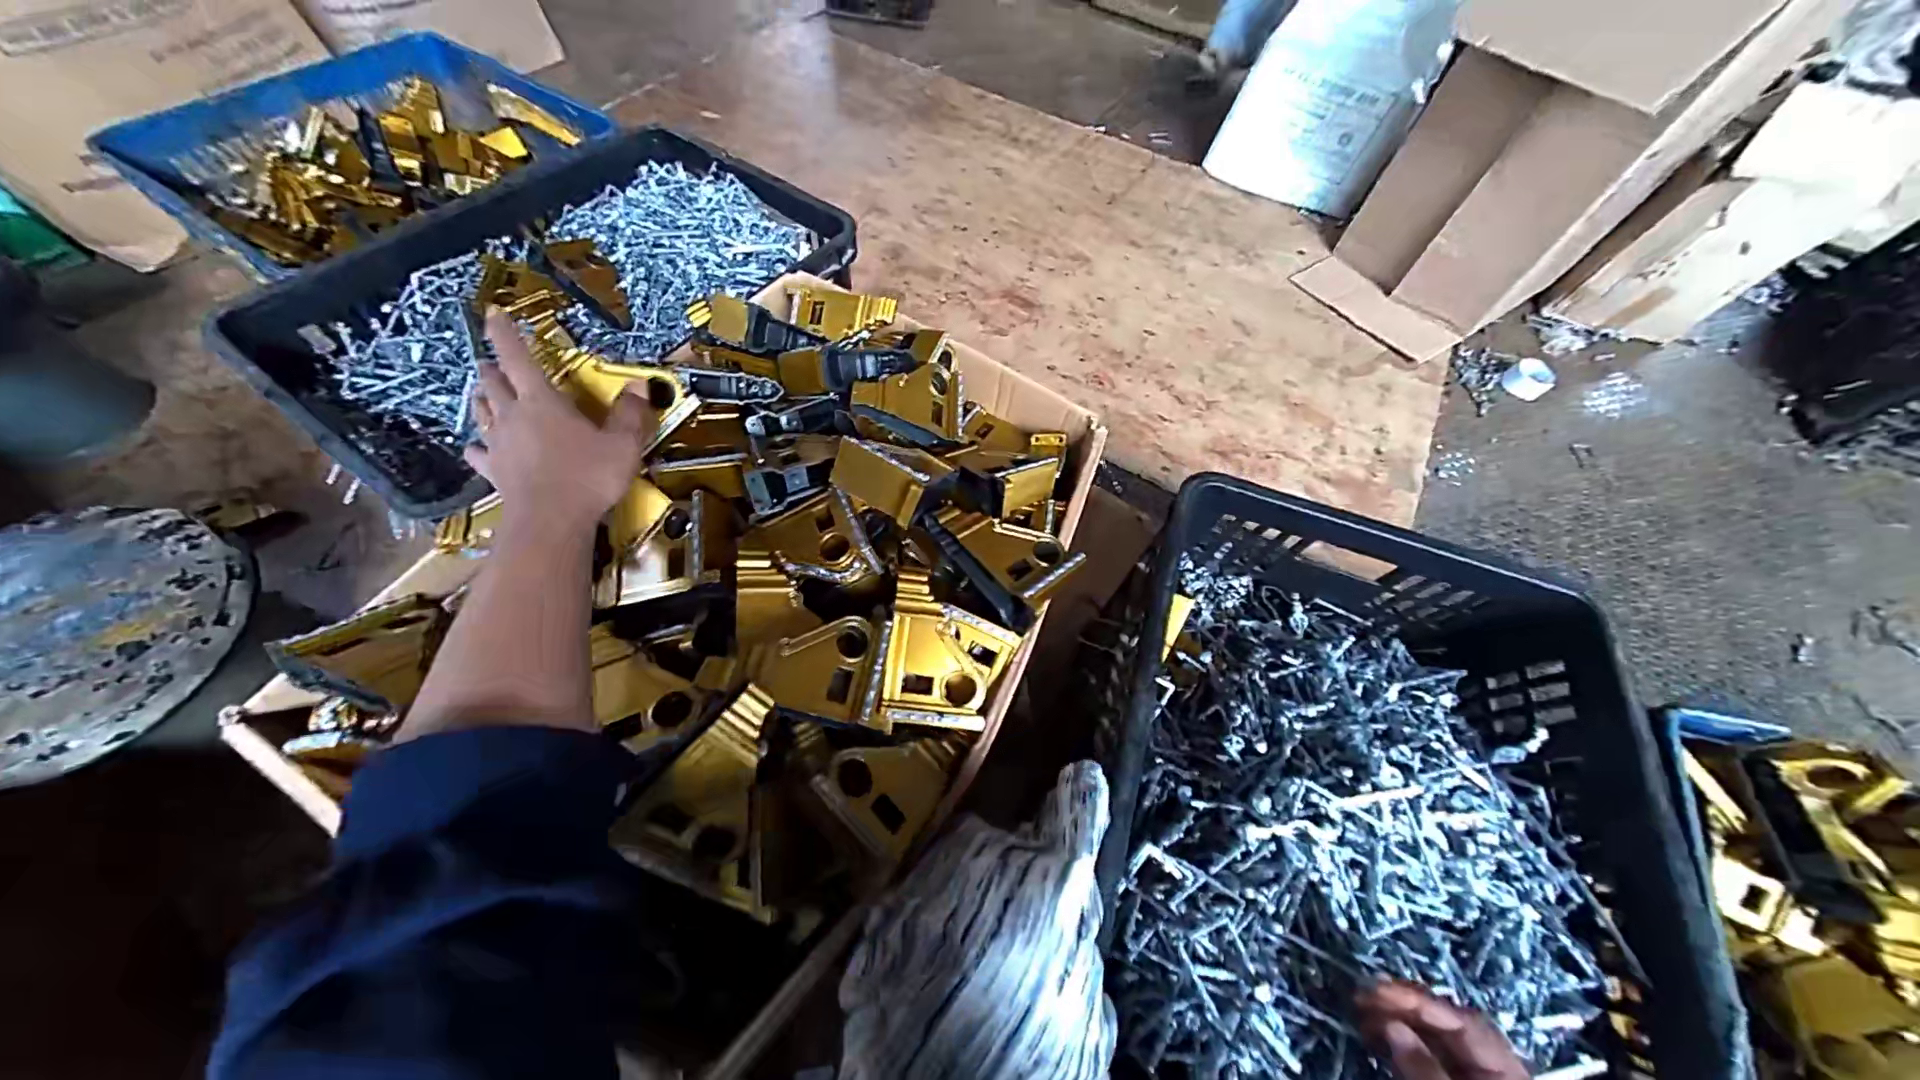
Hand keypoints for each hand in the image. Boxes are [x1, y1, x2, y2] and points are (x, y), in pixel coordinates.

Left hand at [465, 311, 653, 532]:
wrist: (551, 521)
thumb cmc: (588, 477)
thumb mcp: (623, 444)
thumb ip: (630, 414)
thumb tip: (640, 387)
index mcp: (542, 401)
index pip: (517, 356)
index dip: (504, 332)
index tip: (493, 312)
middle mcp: (513, 416)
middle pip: (493, 382)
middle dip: (493, 367)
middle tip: (494, 360)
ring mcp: (499, 445)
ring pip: (481, 411)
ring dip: (483, 398)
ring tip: (485, 392)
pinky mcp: (494, 471)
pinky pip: (479, 452)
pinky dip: (478, 445)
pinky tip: (479, 447)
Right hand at [1355, 981, 1531, 1079]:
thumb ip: (1426, 1069)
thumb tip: (1391, 1025)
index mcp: (1504, 1065)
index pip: (1460, 1018)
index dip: (1417, 998)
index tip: (1375, 986)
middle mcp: (1495, 1062)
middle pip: (1447, 1022)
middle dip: (1403, 1005)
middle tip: (1361, 995)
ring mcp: (1478, 1073)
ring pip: (1437, 1037)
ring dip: (1398, 1021)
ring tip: (1362, 1013)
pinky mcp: (1458, 1078)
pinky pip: (1433, 1054)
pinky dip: (1404, 1042)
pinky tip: (1378, 1036)